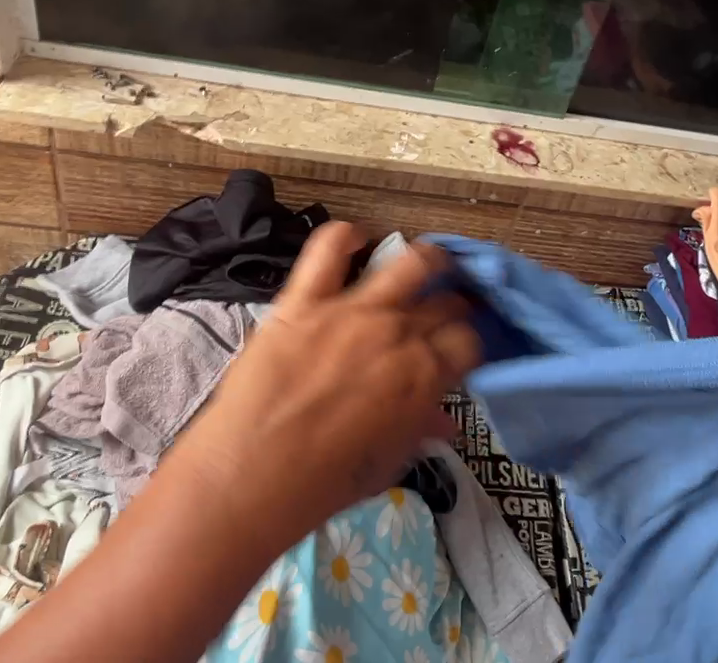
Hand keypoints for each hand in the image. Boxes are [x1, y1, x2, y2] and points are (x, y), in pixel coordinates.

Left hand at [162, 222, 480, 544]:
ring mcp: (351, 310)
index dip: (467, 343)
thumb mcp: (388, 462)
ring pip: (409, 261)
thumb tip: (445, 421)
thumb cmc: (324, 483)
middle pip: (445, 302)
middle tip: (448, 310)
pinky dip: (347, 235)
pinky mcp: (304, 299)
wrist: (249, 477)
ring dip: (427, 259)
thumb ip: (420, 430)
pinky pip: (330, 247)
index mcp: (424, 375)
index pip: (468, 342)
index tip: (459, 349)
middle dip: (455, 304)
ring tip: (427, 263)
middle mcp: (398, 333)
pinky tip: (357, 239)